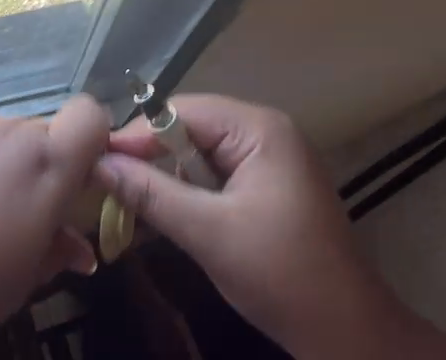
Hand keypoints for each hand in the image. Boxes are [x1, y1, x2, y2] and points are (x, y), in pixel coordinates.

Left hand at [0, 93, 105, 342]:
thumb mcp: (24, 279)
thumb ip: (58, 249)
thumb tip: (80, 247)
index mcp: (48, 167)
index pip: (92, 116)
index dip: (93, 138)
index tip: (80, 176)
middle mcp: (15, 130)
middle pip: (44, 134)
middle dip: (41, 166)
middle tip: (17, 212)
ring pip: (6, 132)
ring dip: (2, 159)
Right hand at [96, 94, 445, 358]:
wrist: (349, 335)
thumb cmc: (283, 277)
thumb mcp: (208, 233)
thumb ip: (151, 193)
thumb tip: (98, 164)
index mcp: (260, 129)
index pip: (182, 111)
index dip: (138, 133)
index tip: (96, 159)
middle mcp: (266, 132)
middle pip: (189, 127)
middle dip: (149, 153)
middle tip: (105, 178)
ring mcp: (270, 159)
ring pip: (199, 151)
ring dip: (167, 173)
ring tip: (126, 194)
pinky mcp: (269, 185)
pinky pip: (216, 172)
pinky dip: (189, 189)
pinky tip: (164, 208)